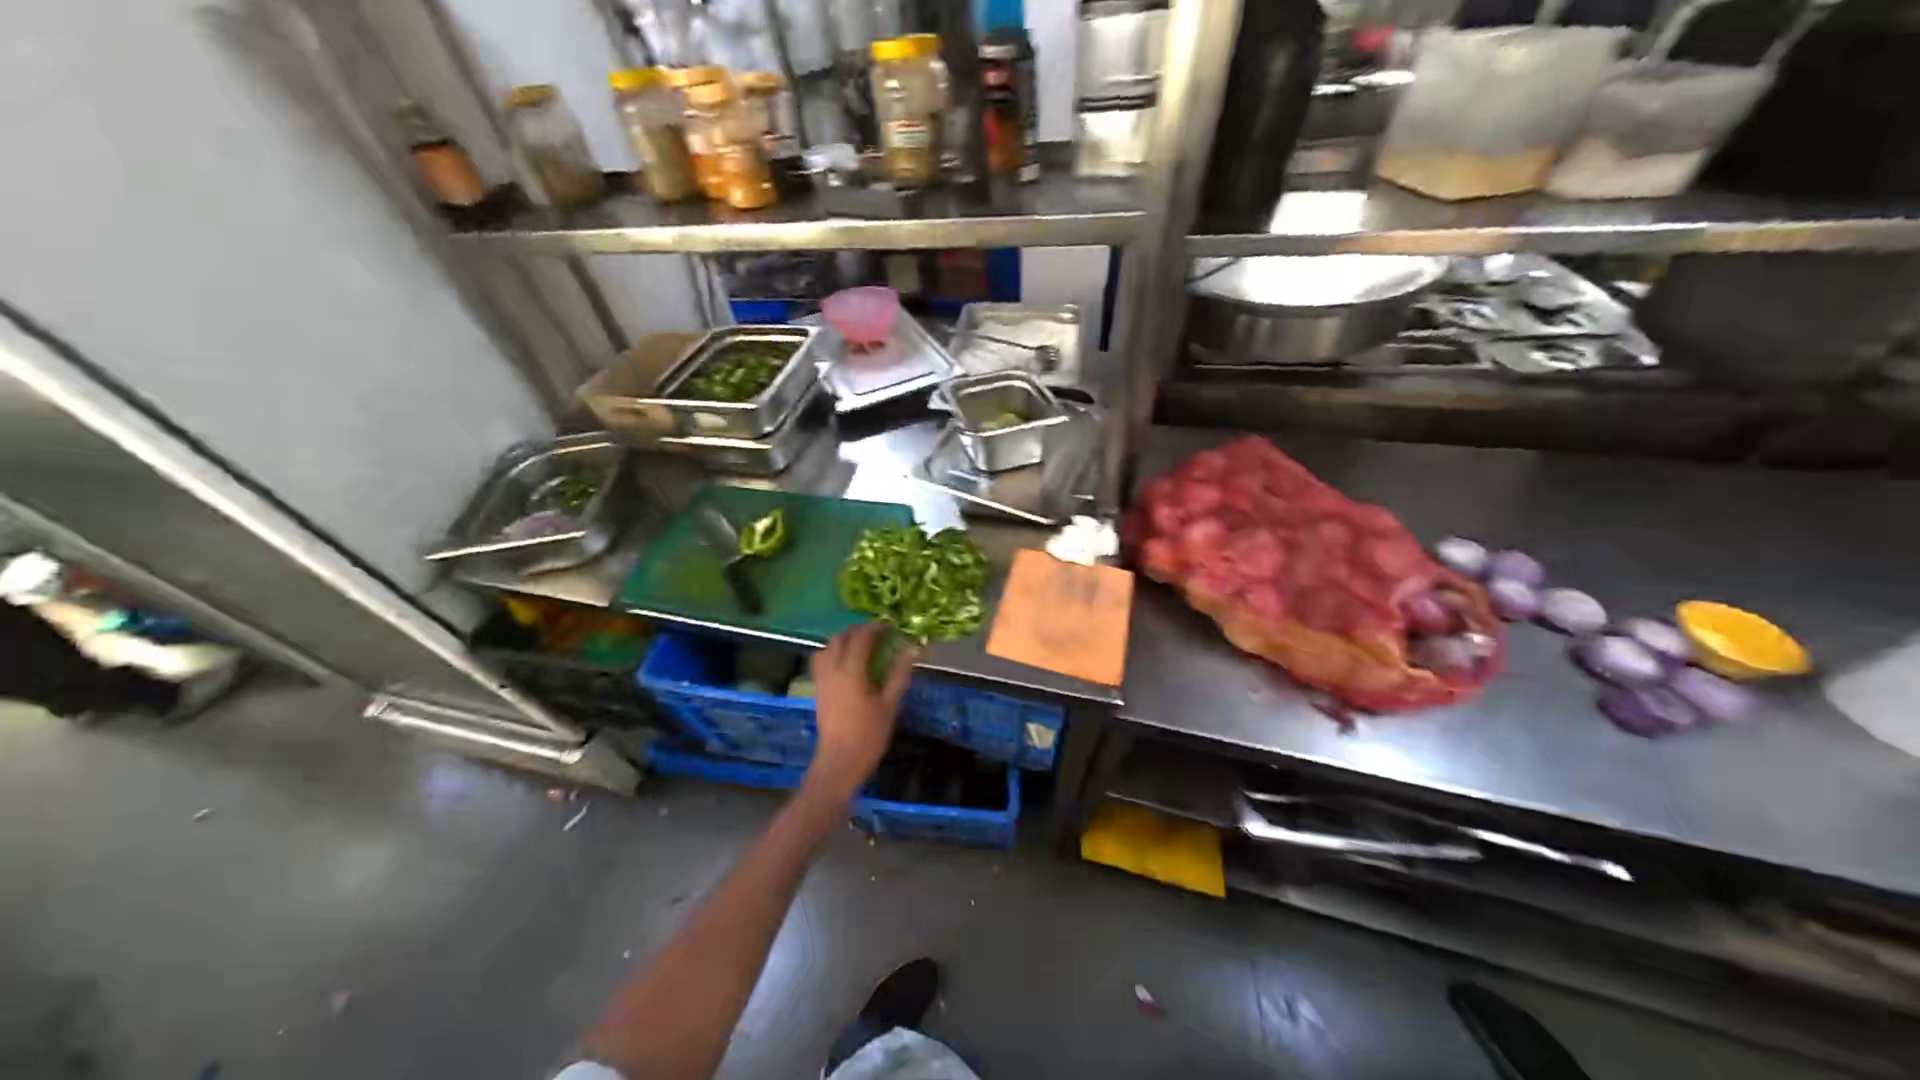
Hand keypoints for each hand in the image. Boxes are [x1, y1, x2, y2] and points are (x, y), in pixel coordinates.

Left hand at [806, 624, 914, 800]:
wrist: (840, 761)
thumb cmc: (869, 735)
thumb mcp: (889, 704)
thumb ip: (898, 674)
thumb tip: (912, 650)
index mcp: (851, 671)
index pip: (861, 638)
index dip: (875, 628)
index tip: (889, 626)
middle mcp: (832, 670)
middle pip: (840, 639)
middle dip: (857, 631)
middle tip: (875, 633)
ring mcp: (822, 680)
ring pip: (826, 648)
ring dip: (842, 640)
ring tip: (858, 645)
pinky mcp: (818, 690)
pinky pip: (820, 661)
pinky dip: (832, 653)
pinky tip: (844, 663)